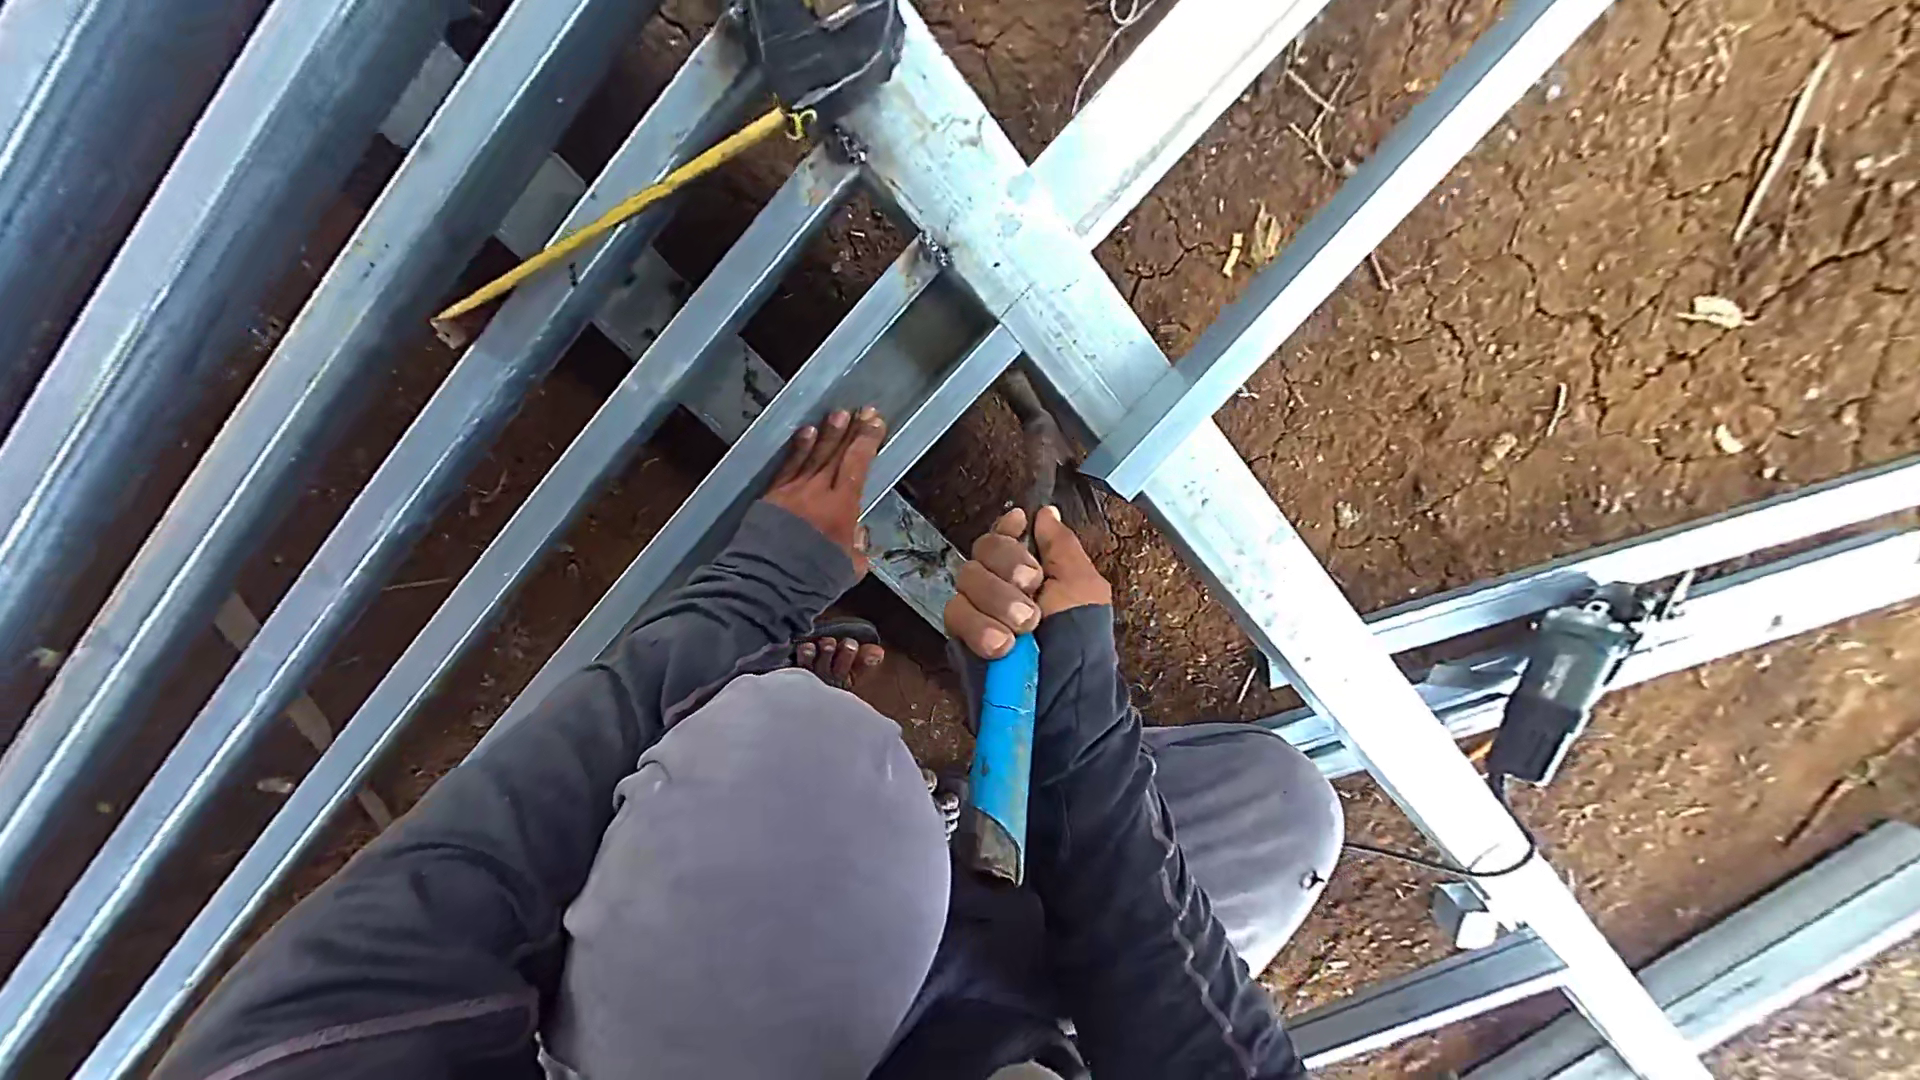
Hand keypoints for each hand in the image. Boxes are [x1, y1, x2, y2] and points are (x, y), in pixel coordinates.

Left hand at [763, 407, 885, 575]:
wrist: (768, 580)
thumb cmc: (814, 577)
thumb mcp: (849, 568)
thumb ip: (857, 548)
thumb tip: (857, 534)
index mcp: (842, 507)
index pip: (857, 465)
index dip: (868, 442)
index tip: (876, 423)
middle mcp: (818, 491)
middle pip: (838, 454)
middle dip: (852, 431)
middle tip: (862, 410)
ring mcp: (793, 490)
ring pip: (814, 455)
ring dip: (827, 433)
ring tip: (838, 414)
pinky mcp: (773, 495)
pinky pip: (788, 465)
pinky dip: (798, 448)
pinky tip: (806, 433)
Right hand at [944, 505, 1111, 658]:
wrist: (1065, 699)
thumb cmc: (1082, 642)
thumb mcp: (1084, 588)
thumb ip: (1061, 547)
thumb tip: (1046, 513)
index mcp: (1033, 569)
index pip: (1006, 533)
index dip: (1008, 527)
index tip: (1019, 524)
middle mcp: (1001, 583)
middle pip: (983, 550)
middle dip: (1008, 565)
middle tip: (1032, 590)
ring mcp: (979, 609)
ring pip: (967, 580)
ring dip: (997, 600)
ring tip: (1024, 628)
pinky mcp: (962, 636)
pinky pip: (956, 615)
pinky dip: (979, 627)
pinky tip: (1002, 646)